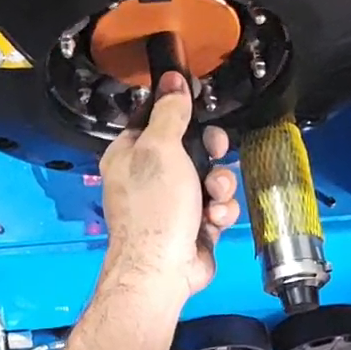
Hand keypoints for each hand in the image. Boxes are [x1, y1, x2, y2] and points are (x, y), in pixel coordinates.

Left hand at [99, 72, 239, 306]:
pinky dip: (219, 213)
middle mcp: (149, 177)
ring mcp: (173, 203)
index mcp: (130, 154)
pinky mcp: (194, 225)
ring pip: (211, 178)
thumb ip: (169, 112)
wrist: (162, 269)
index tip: (199, 106)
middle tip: (215, 151)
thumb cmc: (154, 209)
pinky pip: (217, 206)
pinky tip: (212, 222)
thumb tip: (172, 79)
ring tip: (212, 199)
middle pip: (192, 147)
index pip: (156, 119)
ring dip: (220, 186)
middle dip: (211, 152)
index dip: (180, 111)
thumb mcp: (160, 149)